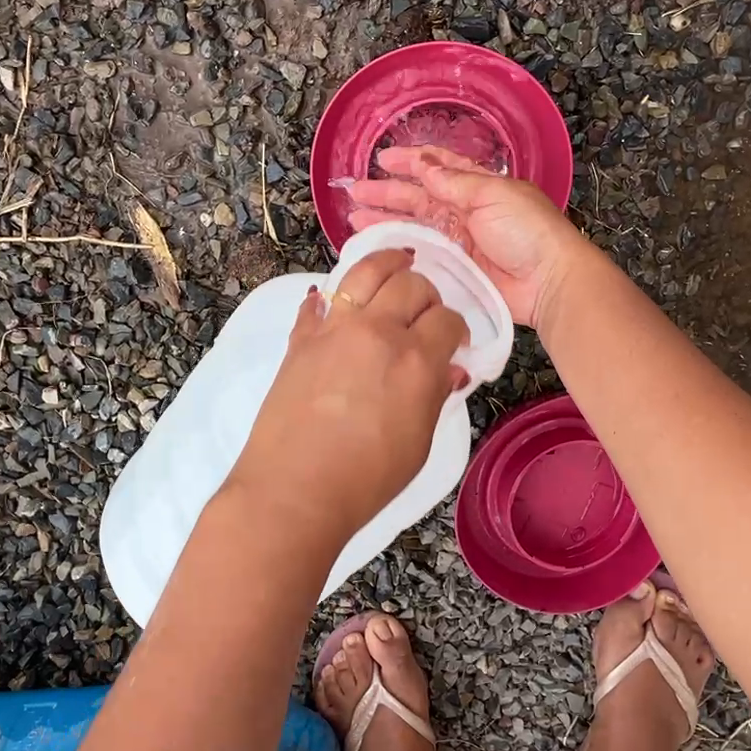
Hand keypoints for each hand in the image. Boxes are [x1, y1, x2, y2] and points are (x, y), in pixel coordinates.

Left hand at [223, 248, 470, 540]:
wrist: (295, 489)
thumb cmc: (366, 480)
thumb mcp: (419, 444)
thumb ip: (434, 397)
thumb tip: (447, 369)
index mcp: (416, 360)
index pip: (447, 319)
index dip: (455, 327)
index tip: (453, 339)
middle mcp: (378, 332)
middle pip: (412, 285)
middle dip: (426, 294)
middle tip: (424, 311)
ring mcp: (335, 329)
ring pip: (365, 272)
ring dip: (386, 263)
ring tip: (396, 262)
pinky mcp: (301, 339)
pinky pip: (317, 303)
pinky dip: (329, 297)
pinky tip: (333, 299)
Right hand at [346, 146, 597, 329]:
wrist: (548, 279)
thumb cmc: (528, 229)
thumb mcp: (493, 194)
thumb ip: (455, 181)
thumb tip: (424, 165)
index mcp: (477, 186)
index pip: (438, 167)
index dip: (411, 161)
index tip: (383, 158)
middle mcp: (463, 211)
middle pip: (417, 198)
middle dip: (386, 192)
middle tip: (355, 191)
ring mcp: (457, 241)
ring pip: (413, 226)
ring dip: (385, 221)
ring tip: (355, 219)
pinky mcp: (453, 267)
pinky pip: (420, 255)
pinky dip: (399, 250)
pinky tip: (377, 247)